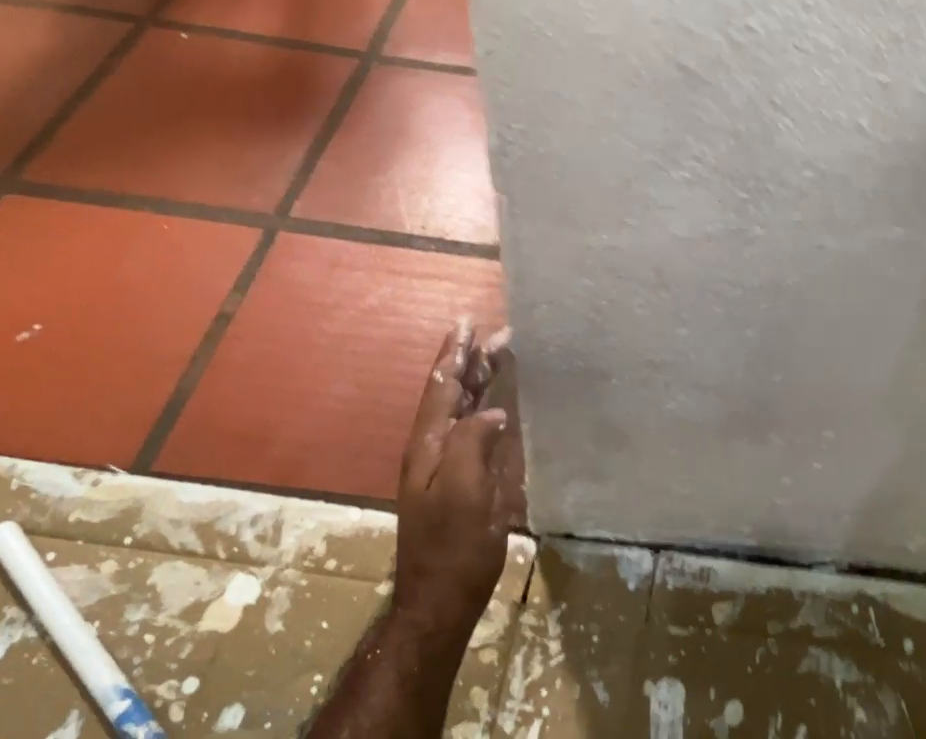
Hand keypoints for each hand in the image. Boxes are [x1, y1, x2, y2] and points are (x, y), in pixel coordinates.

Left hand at [392, 320, 517, 649]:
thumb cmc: (453, 548)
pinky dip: (484, 409)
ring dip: (477, 382)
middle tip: (494, 333)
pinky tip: (497, 406)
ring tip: (496, 355)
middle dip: (470, 362)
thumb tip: (492, 411)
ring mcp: (444, 469)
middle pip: (451, 395)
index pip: (441, 388)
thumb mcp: (464, 492)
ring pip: (461, 412)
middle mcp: (432, 451)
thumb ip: (472, 444)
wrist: (439, 602)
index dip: (454, 355)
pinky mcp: (460, 484)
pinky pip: (471, 433)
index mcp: (428, 447)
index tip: (467, 323)